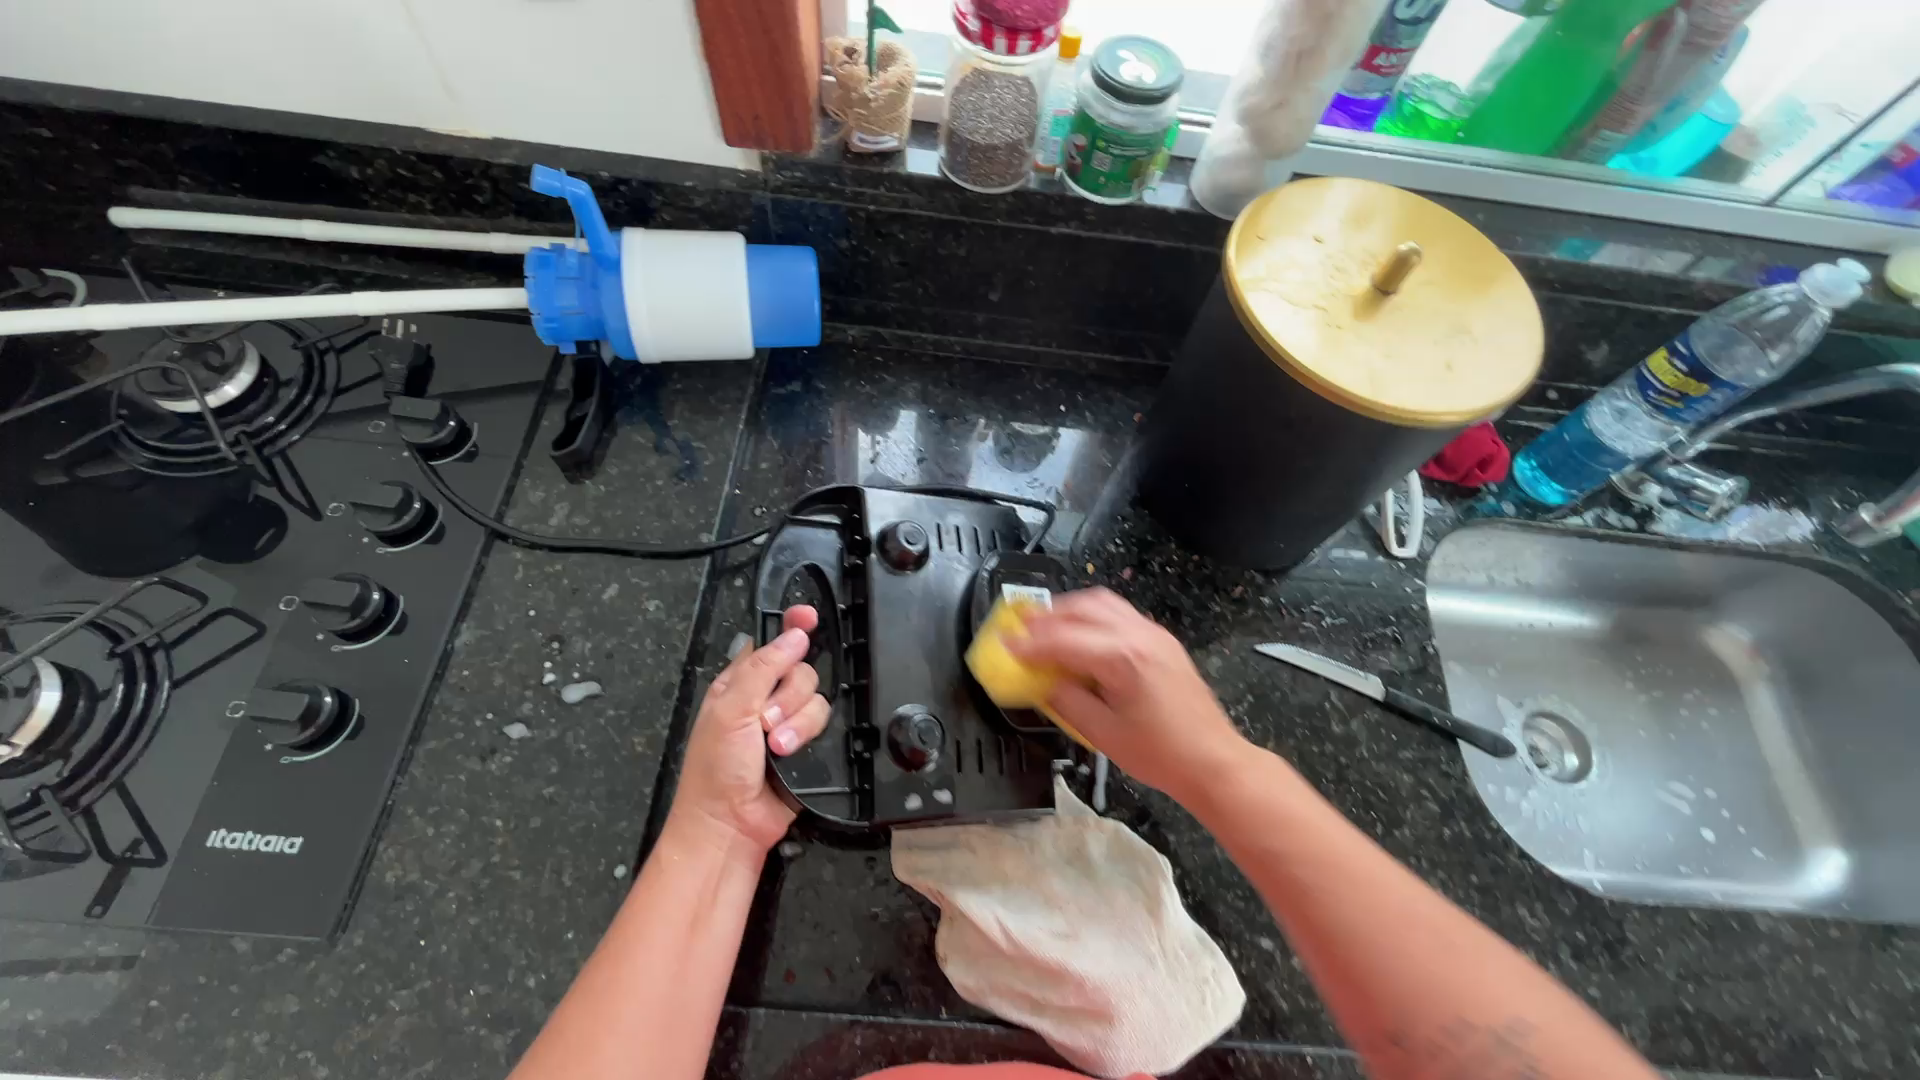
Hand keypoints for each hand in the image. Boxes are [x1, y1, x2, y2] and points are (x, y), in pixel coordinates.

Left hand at [671, 605, 831, 853]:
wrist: (730, 825)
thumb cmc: (715, 768)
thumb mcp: (730, 710)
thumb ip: (763, 669)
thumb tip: (796, 635)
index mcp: (740, 683)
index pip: (770, 643)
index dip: (792, 628)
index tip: (810, 617)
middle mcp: (765, 698)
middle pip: (802, 670)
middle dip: (788, 696)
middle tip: (765, 720)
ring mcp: (788, 722)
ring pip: (816, 699)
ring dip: (797, 723)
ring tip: (775, 747)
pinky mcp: (808, 745)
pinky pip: (826, 724)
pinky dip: (810, 737)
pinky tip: (791, 754)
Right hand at [1007, 588, 1247, 800]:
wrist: (1212, 761)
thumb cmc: (1159, 754)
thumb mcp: (1101, 733)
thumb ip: (1066, 700)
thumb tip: (1042, 681)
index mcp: (1122, 658)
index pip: (1063, 640)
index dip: (1028, 643)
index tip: (1003, 644)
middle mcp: (1139, 635)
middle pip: (1082, 608)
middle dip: (1046, 616)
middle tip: (1020, 629)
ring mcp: (1154, 633)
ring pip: (1102, 602)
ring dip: (1069, 609)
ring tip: (1045, 625)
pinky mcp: (1162, 640)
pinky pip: (1120, 613)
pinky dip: (1092, 615)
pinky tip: (1080, 633)